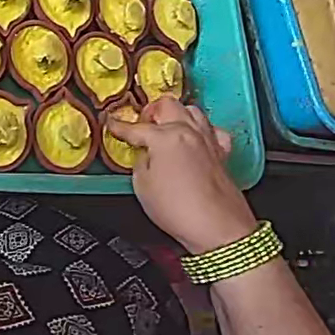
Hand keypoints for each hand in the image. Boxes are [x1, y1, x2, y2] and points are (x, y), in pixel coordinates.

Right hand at [104, 97, 257, 253]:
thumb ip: (140, 162)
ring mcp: (208, 140)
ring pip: (191, 110)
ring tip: (165, 127)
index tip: (112, 123)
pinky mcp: (221, 153)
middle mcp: (189, 132)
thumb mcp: (142, 186)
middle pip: (167, 105)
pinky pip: (211, 129)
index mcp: (165, 137)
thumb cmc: (181, 210)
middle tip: (141, 124)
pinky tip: (195, 139)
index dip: (119, 126)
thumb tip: (144, 155)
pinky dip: (200, 129)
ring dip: (176, 114)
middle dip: (150, 111)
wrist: (218, 230)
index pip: (135, 127)